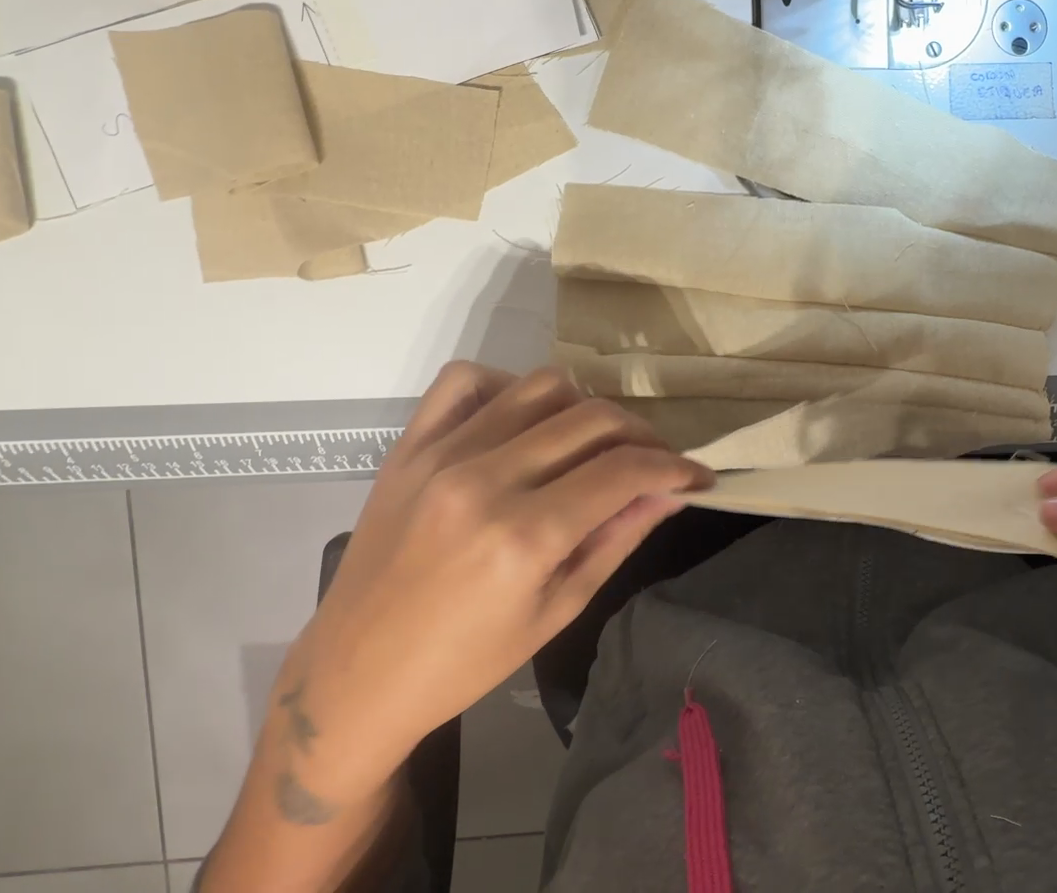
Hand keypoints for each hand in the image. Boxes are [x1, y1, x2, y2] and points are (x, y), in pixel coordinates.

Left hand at [271, 363, 713, 811]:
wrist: (357, 676)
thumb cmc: (467, 662)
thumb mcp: (558, 611)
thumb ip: (617, 539)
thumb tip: (671, 491)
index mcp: (524, 536)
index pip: (624, 470)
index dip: (675, 466)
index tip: (698, 476)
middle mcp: (484, 479)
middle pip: (591, 419)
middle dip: (642, 437)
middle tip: (656, 464)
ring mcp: (440, 455)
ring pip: (540, 387)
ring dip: (585, 408)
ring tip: (596, 444)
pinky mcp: (408, 447)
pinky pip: (466, 380)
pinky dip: (509, 386)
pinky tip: (525, 421)